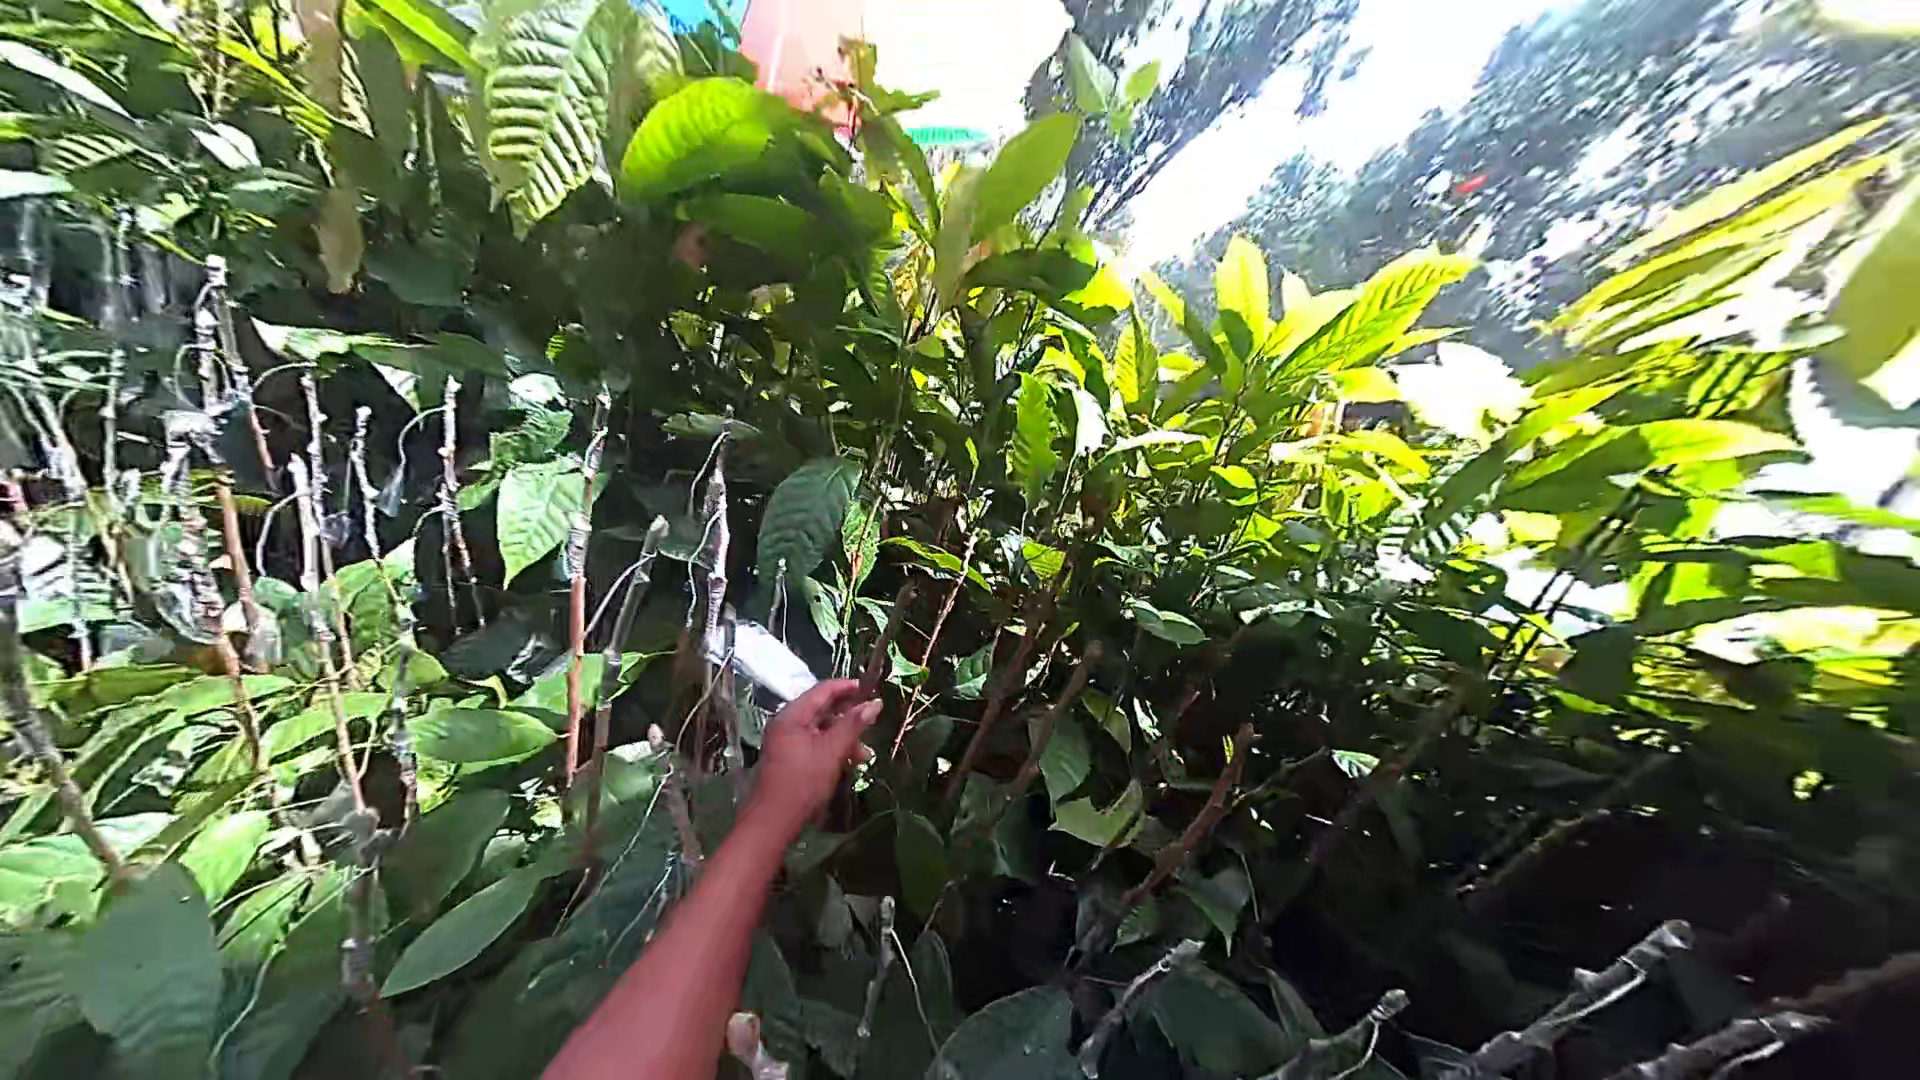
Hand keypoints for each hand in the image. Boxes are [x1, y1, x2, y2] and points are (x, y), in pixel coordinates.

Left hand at [745, 680, 878, 837]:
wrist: (772, 824)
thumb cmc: (802, 783)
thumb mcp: (832, 751)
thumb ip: (853, 725)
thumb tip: (875, 704)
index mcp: (792, 716)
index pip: (823, 690)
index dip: (848, 687)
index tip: (871, 690)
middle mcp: (787, 723)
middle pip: (822, 708)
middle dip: (849, 715)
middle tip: (872, 721)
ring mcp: (786, 741)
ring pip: (821, 728)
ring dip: (844, 736)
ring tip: (864, 753)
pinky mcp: (790, 757)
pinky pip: (816, 743)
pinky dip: (833, 748)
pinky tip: (849, 762)